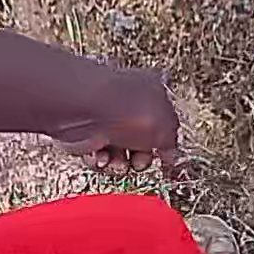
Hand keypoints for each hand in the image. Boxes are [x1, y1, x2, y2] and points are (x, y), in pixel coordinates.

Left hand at [48, 67, 180, 174]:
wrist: (81, 110)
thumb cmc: (125, 111)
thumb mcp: (164, 129)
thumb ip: (171, 143)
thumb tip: (170, 154)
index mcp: (152, 91)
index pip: (165, 120)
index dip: (165, 141)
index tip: (164, 157)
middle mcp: (129, 102)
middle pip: (142, 141)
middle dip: (141, 158)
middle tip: (137, 162)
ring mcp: (107, 117)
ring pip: (120, 151)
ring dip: (120, 163)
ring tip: (115, 161)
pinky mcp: (86, 131)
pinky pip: (99, 154)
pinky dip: (100, 160)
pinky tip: (99, 155)